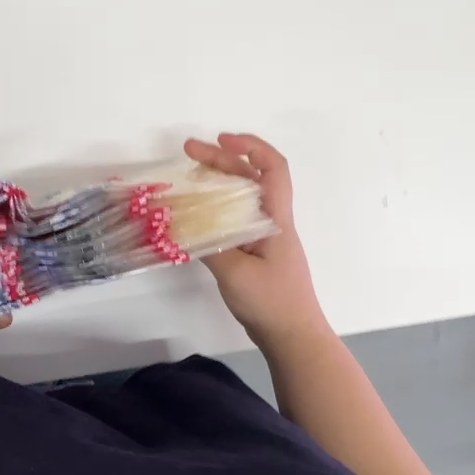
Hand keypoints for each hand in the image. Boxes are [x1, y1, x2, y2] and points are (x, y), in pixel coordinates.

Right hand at [184, 133, 326, 346]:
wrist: (292, 335)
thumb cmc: (271, 301)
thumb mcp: (235, 273)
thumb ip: (210, 246)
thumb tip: (181, 225)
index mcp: (275, 219)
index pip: (273, 169)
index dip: (250, 146)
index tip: (221, 139)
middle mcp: (272, 222)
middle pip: (251, 179)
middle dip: (222, 160)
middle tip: (189, 152)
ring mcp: (264, 239)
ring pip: (242, 199)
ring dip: (218, 183)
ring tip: (190, 177)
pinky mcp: (255, 255)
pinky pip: (235, 220)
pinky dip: (215, 210)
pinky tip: (196, 217)